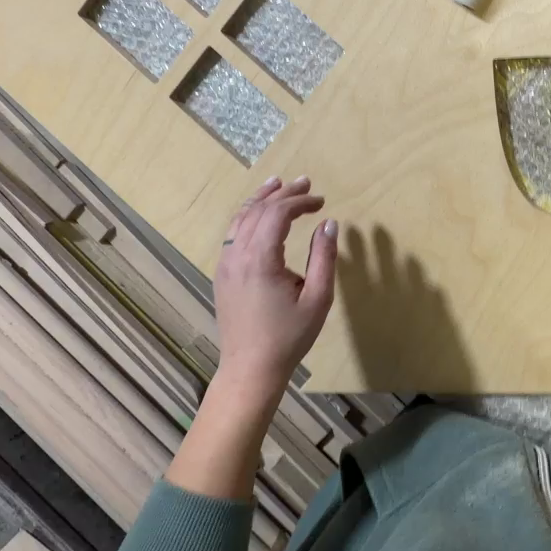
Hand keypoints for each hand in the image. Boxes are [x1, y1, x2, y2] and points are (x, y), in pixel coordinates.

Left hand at [213, 176, 337, 400]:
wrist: (250, 368)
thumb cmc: (289, 337)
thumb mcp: (318, 299)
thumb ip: (324, 257)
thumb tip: (329, 223)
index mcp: (261, 260)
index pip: (278, 214)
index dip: (300, 202)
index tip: (322, 202)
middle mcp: (237, 255)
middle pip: (258, 210)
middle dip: (283, 193)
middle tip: (306, 182)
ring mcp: (225, 264)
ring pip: (240, 218)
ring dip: (261, 199)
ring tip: (278, 184)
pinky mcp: (222, 273)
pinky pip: (232, 233)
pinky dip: (247, 215)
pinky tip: (258, 213)